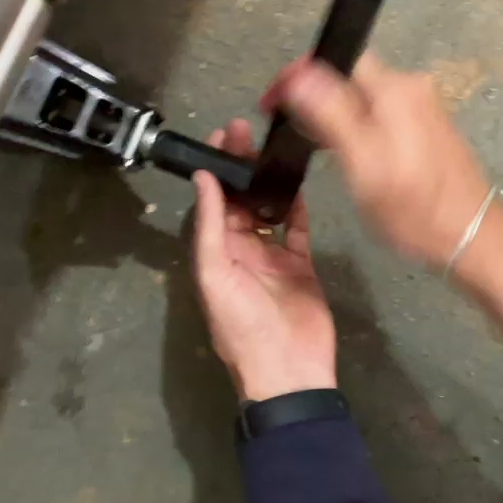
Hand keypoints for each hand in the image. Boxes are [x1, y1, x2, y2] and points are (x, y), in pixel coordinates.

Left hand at [190, 119, 336, 401]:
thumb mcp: (216, 274)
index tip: (219, 135)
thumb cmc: (244, 324)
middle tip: (245, 130)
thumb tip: (201, 178)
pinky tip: (298, 183)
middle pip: (238, 199)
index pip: (212, 201)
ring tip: (269, 148)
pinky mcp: (301, 264)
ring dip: (266, 181)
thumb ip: (210, 225)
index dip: (214, 169)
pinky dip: (297, 208)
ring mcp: (272, 257)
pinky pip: (297, 230)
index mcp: (215, 252)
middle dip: (240, 166)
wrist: (290, 372)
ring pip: (266, 209)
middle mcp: (241, 250)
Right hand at [265, 54, 502, 333]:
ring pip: (363, 94)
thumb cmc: (413, 208)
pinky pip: (380, 110)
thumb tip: (297, 73)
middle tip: (285, 123)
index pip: (336, 57)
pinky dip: (356, 122)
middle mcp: (410, 85)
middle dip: (314, 92)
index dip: (299, 73)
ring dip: (334, 109)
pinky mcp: (426, 125)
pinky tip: (345, 149)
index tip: (272, 101)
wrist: (474, 239)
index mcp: (394, 88)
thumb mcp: (363, 164)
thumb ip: (330, 113)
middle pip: (349, 74)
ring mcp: (422, 105)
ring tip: (309, 140)